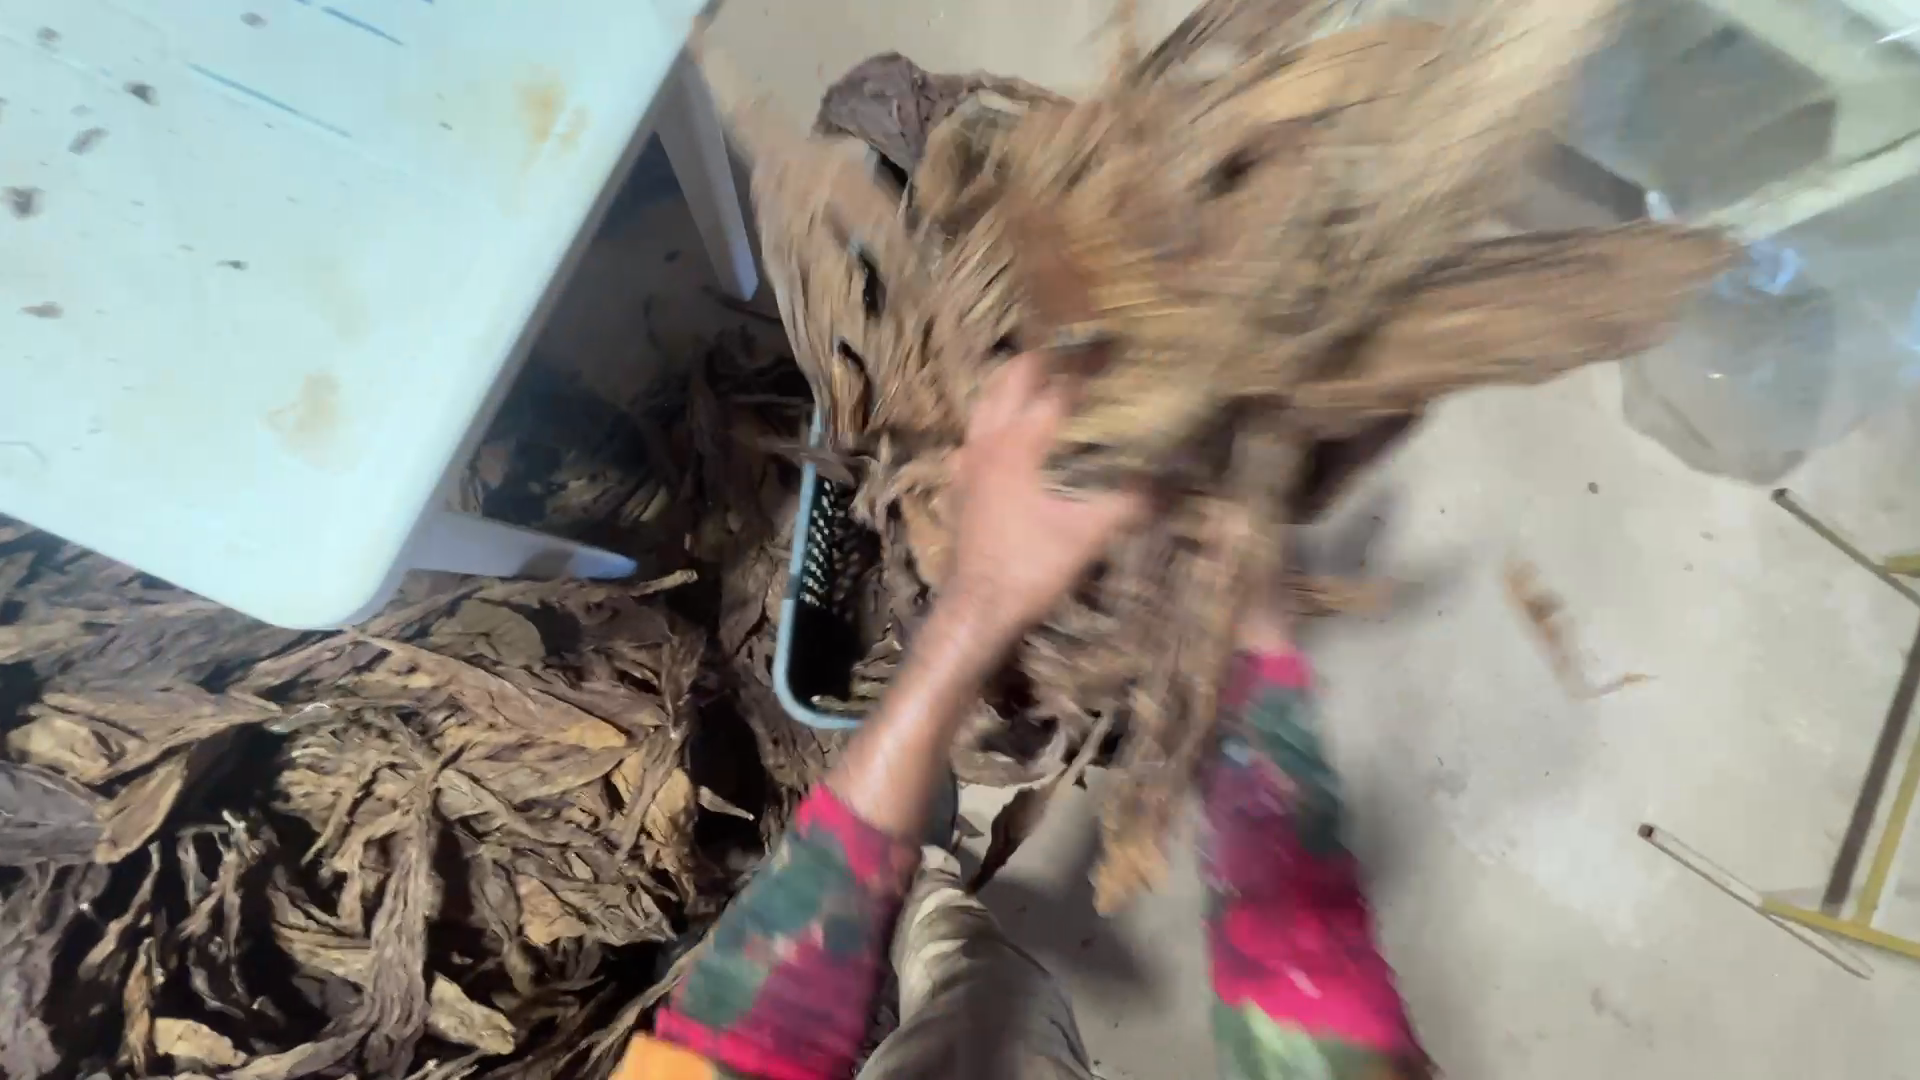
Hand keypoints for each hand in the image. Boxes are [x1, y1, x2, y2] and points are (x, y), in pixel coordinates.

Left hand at [942, 351, 1147, 650]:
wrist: (979, 606)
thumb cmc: (1033, 565)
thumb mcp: (1090, 533)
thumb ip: (1130, 501)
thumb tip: (1173, 480)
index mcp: (1021, 442)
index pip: (1059, 390)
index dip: (1088, 370)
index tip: (1112, 354)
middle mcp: (988, 441)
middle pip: (1009, 381)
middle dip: (1040, 362)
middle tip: (1069, 354)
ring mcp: (966, 462)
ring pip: (983, 406)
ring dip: (1008, 387)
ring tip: (1034, 382)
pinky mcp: (956, 486)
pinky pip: (968, 441)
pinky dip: (986, 428)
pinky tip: (998, 440)